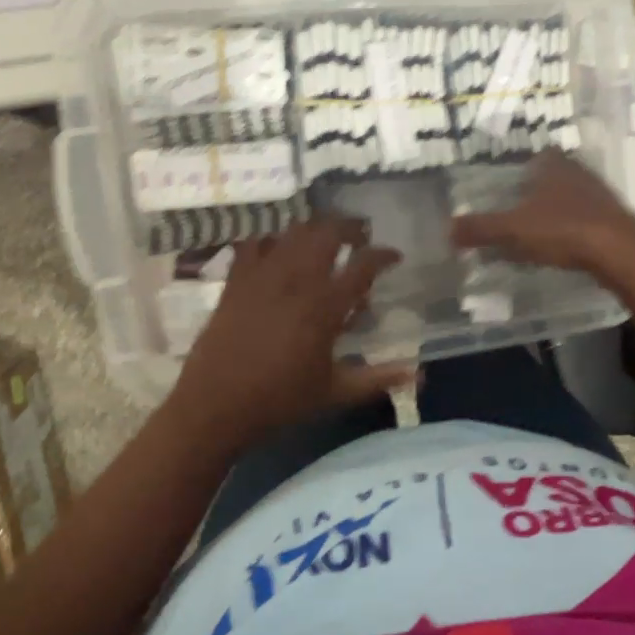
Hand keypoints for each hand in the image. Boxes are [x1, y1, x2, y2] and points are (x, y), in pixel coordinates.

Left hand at [170, 220, 412, 450]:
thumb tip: (420, 374)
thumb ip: (378, 378)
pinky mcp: (235, 282)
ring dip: (314, 229)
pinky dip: (271, 239)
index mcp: (324, 307)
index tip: (394, 256)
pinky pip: (254, 244)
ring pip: (292, 232)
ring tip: (325, 238)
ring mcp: (262, 277)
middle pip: (327, 233)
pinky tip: (278, 248)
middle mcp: (295, 281)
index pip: (363, 265)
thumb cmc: (279, 401)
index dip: (383, 255)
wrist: (214, 407)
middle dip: (349, 228)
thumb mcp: (335, 393)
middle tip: (361, 237)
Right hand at [450, 151, 634, 272]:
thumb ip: (481, 229)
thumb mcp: (512, 230)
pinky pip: (586, 221)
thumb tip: (449, 229)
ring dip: (556, 213)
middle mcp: (579, 172)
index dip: (523, 168)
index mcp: (554, 165)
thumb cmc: (562, 229)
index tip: (509, 186)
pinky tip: (563, 249)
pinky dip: (572, 231)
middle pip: (554, 177)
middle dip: (538, 192)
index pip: (537, 156)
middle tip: (518, 211)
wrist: (620, 252)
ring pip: (571, 199)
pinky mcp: (614, 220)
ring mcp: (600, 196)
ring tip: (537, 234)